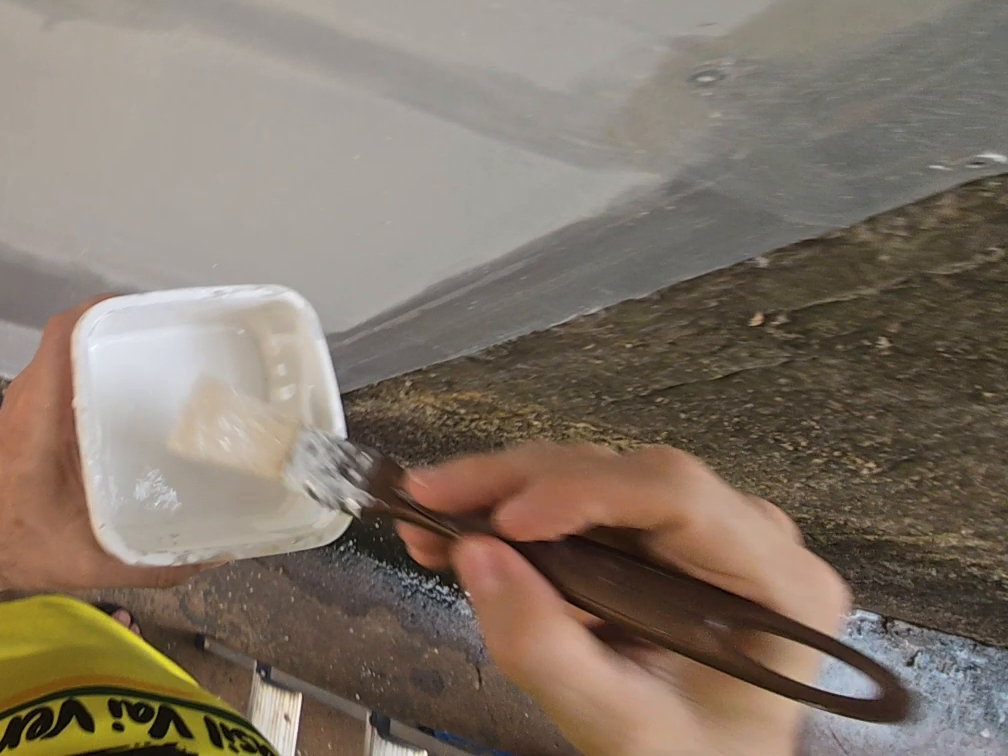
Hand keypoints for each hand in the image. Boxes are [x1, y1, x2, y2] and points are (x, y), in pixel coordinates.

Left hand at [0, 299, 206, 592]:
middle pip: (75, 334)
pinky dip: (98, 371)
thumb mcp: (94, 560)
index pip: (65, 334)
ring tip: (165, 366)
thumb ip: (156, 564)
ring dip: (111, 348)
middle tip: (178, 346)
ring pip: (70, 350)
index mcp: (42, 410)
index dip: (106, 312)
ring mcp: (29, 398)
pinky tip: (134, 399)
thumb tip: (217, 552)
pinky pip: (66, 371)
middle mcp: (33, 392)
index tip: (154, 318)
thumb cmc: (21, 544)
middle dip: (124, 329)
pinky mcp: (31, 410)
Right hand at [397, 443, 849, 755]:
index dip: (580, 492)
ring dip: (488, 489)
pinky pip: (555, 489)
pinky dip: (494, 504)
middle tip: (424, 498)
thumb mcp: (618, 723)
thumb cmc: (677, 751)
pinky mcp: (630, 520)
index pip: (673, 495)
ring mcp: (680, 520)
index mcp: (773, 581)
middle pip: (606, 470)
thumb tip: (473, 550)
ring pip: (569, 469)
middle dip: (505, 482)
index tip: (503, 524)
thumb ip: (548, 650)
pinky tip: (448, 528)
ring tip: (423, 522)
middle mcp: (733, 530)